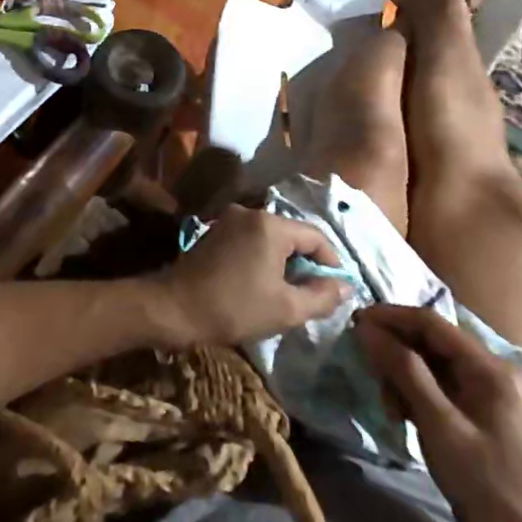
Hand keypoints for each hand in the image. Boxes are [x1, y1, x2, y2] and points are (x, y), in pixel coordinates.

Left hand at [149, 206, 349, 346]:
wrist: (177, 306)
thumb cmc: (236, 307)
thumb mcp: (288, 308)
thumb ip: (323, 295)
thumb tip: (344, 285)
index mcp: (269, 225)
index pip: (316, 236)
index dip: (332, 263)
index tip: (335, 290)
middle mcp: (248, 212)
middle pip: (292, 233)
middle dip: (306, 262)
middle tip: (313, 294)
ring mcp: (227, 220)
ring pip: (270, 236)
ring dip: (284, 260)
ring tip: (288, 291)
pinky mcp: (213, 231)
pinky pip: (250, 239)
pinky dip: (262, 256)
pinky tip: (262, 282)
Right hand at [355, 305, 521, 521]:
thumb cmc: (485, 479)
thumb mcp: (439, 423)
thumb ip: (403, 369)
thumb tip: (367, 327)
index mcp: (492, 369)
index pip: (431, 321)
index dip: (389, 316)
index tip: (354, 323)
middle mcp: (496, 373)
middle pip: (432, 343)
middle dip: (396, 354)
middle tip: (370, 373)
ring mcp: (495, 396)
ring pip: (434, 366)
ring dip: (404, 378)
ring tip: (391, 407)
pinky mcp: (489, 416)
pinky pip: (444, 388)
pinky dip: (420, 395)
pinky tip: (407, 417)